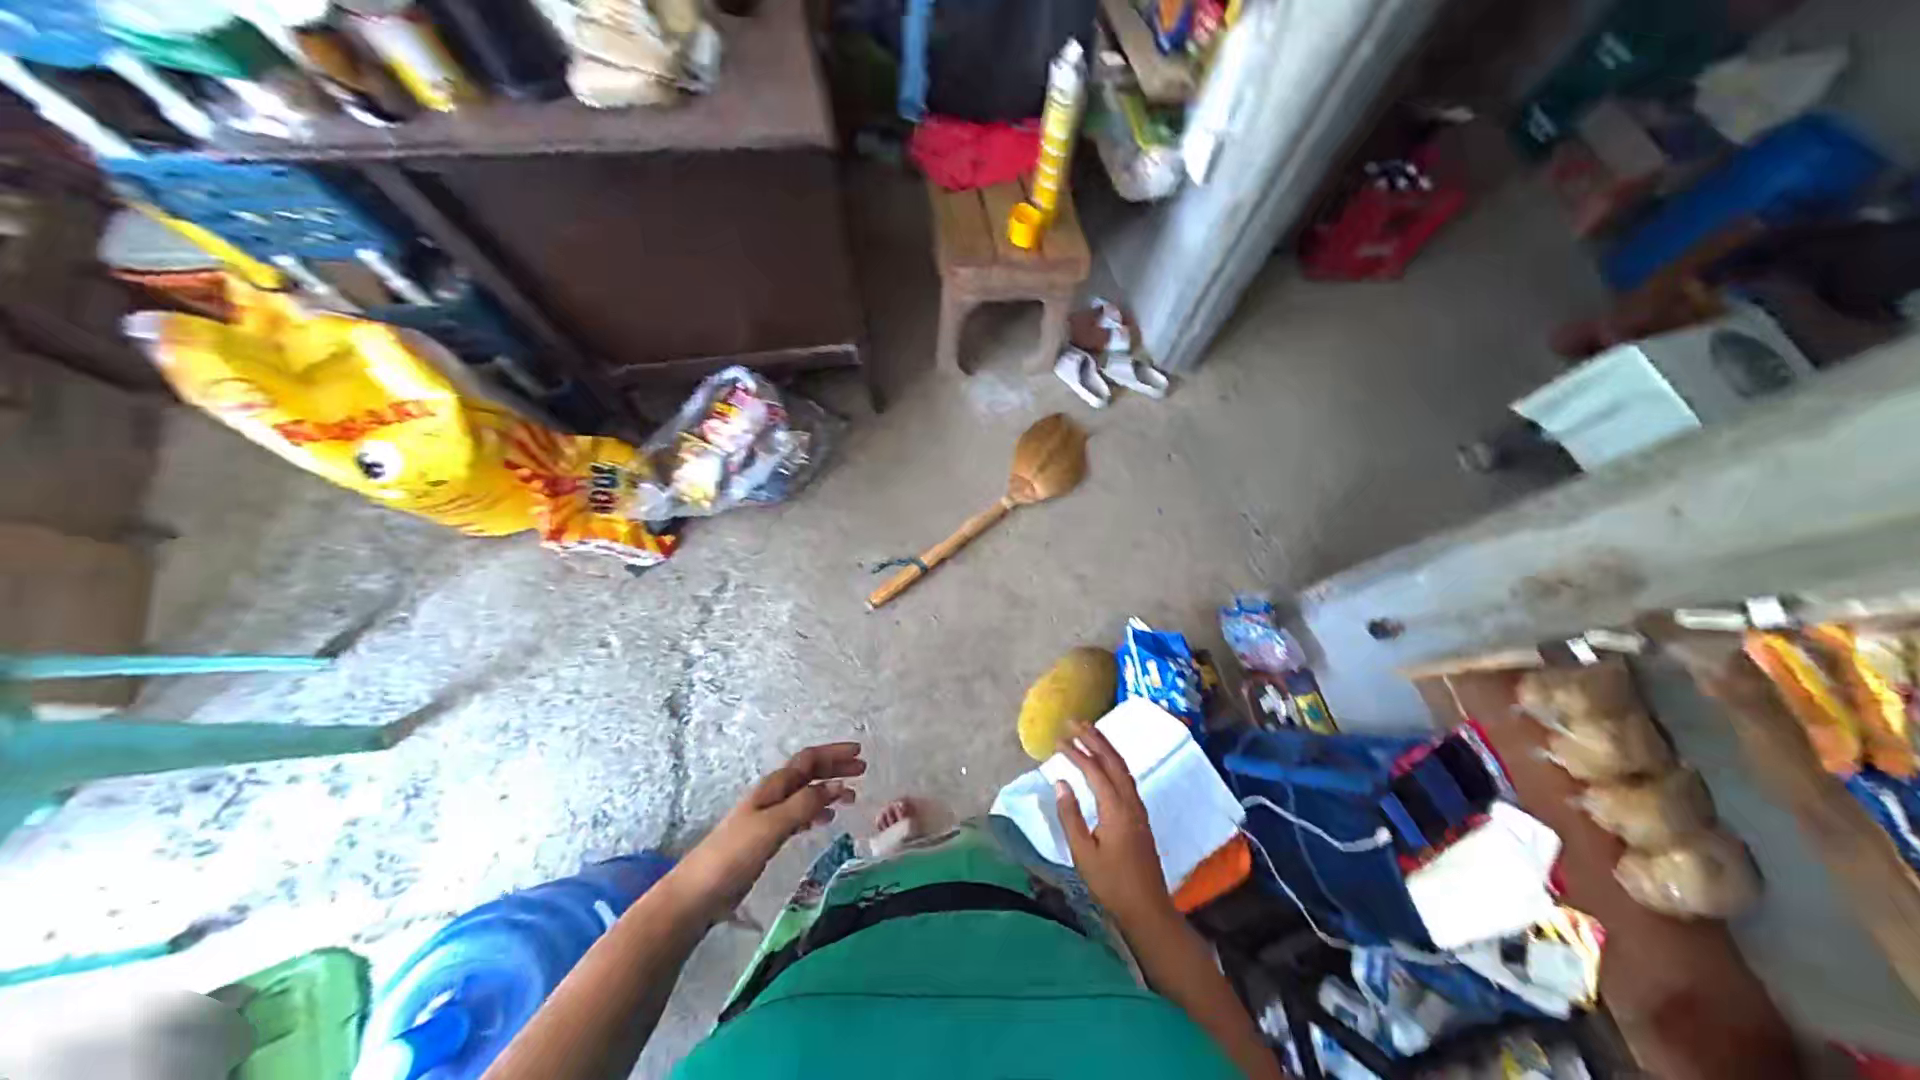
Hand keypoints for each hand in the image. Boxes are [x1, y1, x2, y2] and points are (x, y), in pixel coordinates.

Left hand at [670, 742, 864, 919]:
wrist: (699, 892)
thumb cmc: (734, 855)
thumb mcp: (772, 826)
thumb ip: (805, 804)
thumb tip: (838, 785)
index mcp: (773, 787)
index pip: (808, 760)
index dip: (833, 753)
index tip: (859, 753)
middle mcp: (772, 796)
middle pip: (808, 773)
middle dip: (835, 768)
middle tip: (862, 770)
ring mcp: (769, 817)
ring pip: (806, 793)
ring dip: (829, 790)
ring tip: (852, 797)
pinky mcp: (767, 837)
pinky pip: (799, 815)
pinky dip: (817, 812)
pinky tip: (826, 820)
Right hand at [1054, 725, 1175, 930]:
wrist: (1147, 908)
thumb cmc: (1111, 884)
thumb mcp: (1082, 853)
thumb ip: (1070, 815)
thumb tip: (1060, 782)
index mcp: (1116, 809)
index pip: (1094, 770)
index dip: (1076, 753)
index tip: (1058, 740)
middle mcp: (1130, 802)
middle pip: (1113, 761)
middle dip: (1094, 739)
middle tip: (1074, 722)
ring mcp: (1138, 808)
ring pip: (1122, 768)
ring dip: (1106, 747)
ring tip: (1088, 732)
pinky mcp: (1140, 816)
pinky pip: (1126, 778)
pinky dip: (1112, 762)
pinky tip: (1104, 763)